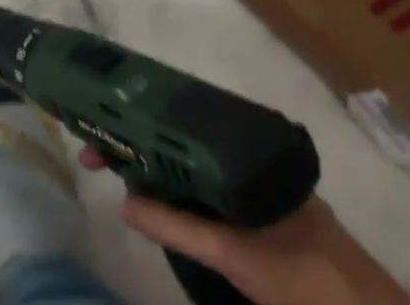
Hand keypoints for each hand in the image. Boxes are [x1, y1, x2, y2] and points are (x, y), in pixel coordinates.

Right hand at [78, 148, 409, 304]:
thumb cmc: (311, 282)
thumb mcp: (235, 256)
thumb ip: (176, 227)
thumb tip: (122, 203)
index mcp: (254, 165)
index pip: (182, 130)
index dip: (137, 128)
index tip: (101, 131)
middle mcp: (258, 173)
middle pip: (185, 148)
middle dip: (139, 149)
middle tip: (98, 157)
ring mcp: (267, 200)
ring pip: (197, 174)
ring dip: (158, 174)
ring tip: (121, 180)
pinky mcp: (272, 225)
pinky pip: (212, 197)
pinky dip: (181, 197)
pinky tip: (165, 209)